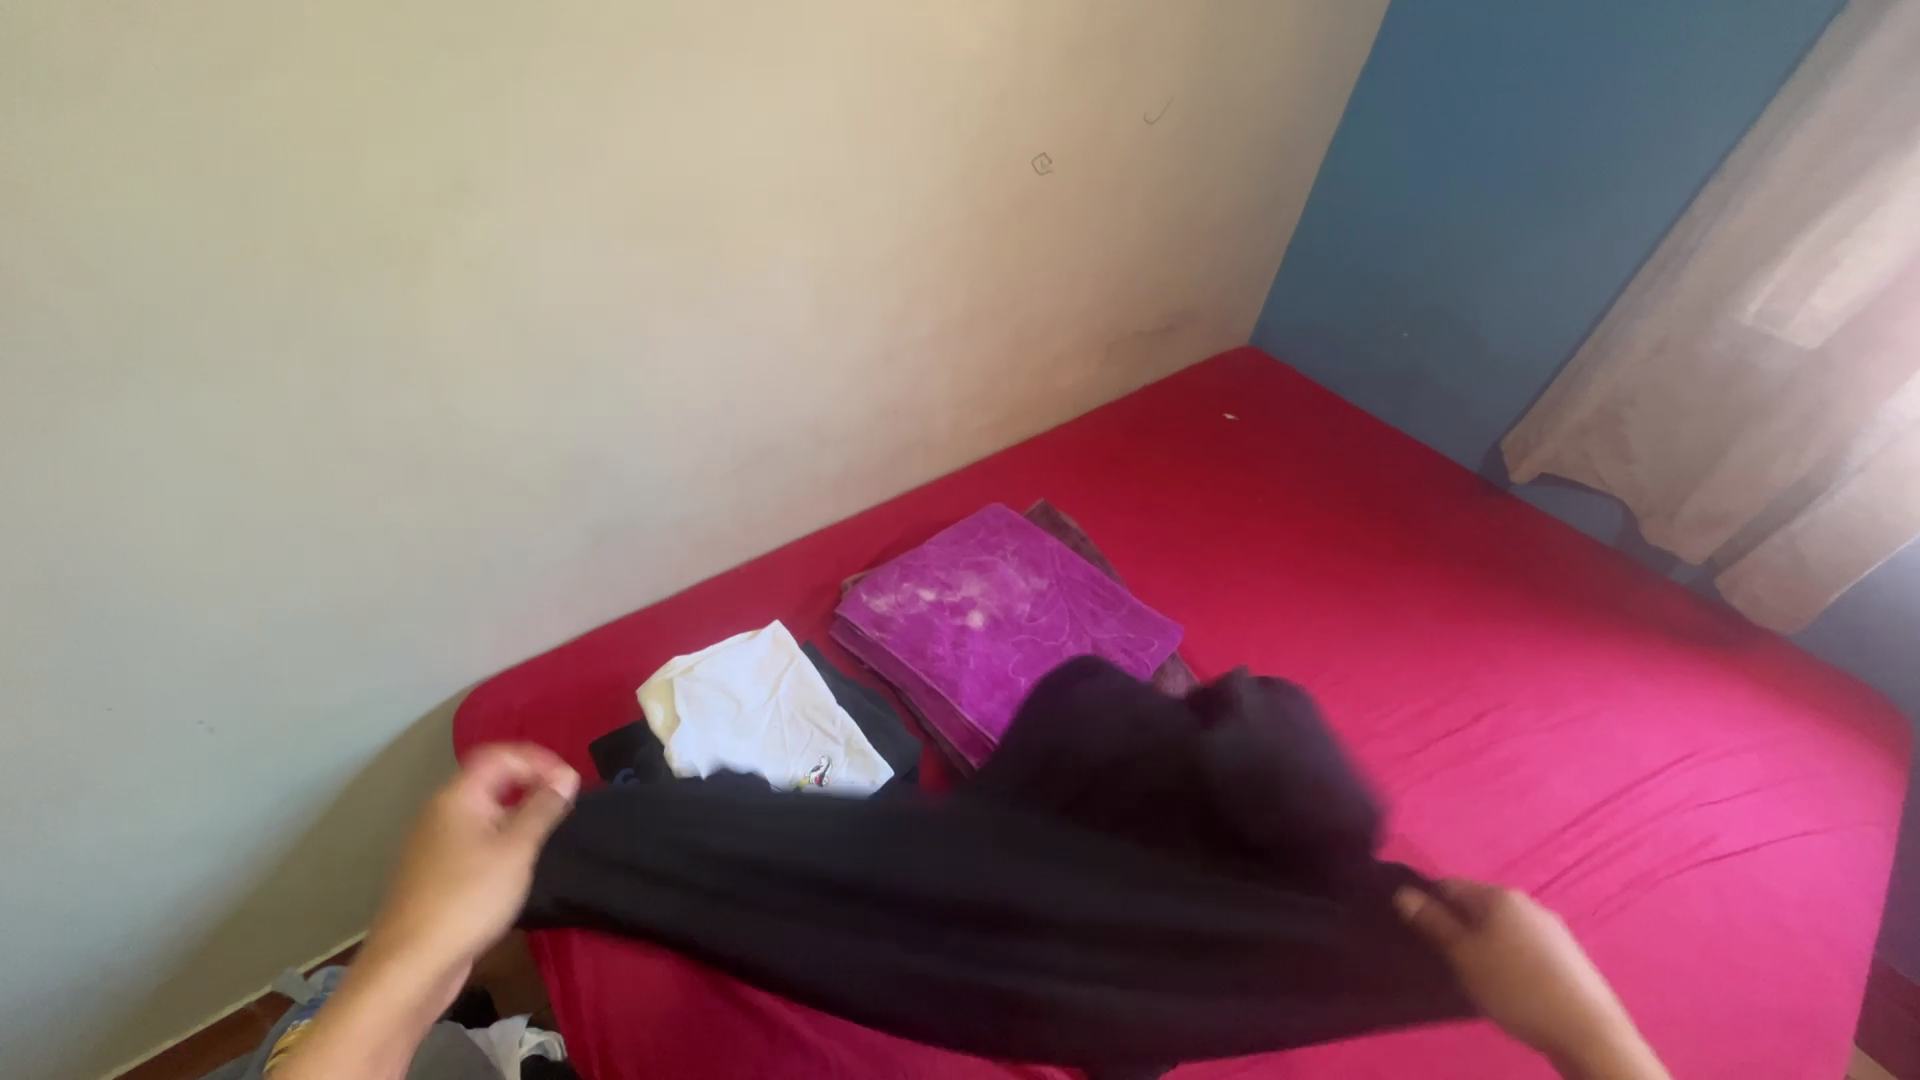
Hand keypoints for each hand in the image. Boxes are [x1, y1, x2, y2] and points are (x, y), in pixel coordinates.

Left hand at [363, 743, 579, 981]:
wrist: (411, 967)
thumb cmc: (469, 897)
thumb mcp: (518, 848)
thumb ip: (544, 807)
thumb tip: (566, 777)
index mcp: (457, 799)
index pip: (500, 756)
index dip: (538, 761)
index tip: (569, 783)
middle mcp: (441, 814)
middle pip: (491, 780)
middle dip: (531, 784)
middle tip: (565, 803)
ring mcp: (435, 845)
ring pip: (485, 811)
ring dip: (520, 812)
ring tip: (549, 831)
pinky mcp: (437, 873)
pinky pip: (477, 837)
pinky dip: (504, 836)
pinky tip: (520, 861)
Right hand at [1396, 880, 1666, 1079]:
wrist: (1591, 1036)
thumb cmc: (1516, 987)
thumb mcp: (1461, 954)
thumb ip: (1431, 921)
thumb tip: (1403, 892)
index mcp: (1498, 895)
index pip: (1447, 885)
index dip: (1427, 905)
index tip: (1419, 932)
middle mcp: (1527, 903)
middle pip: (1476, 906)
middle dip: (1458, 926)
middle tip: (1446, 958)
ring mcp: (1553, 929)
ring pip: (1502, 928)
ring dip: (1484, 944)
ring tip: (1478, 975)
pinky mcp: (1570, 957)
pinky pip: (1525, 946)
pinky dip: (1510, 958)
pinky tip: (1511, 985)